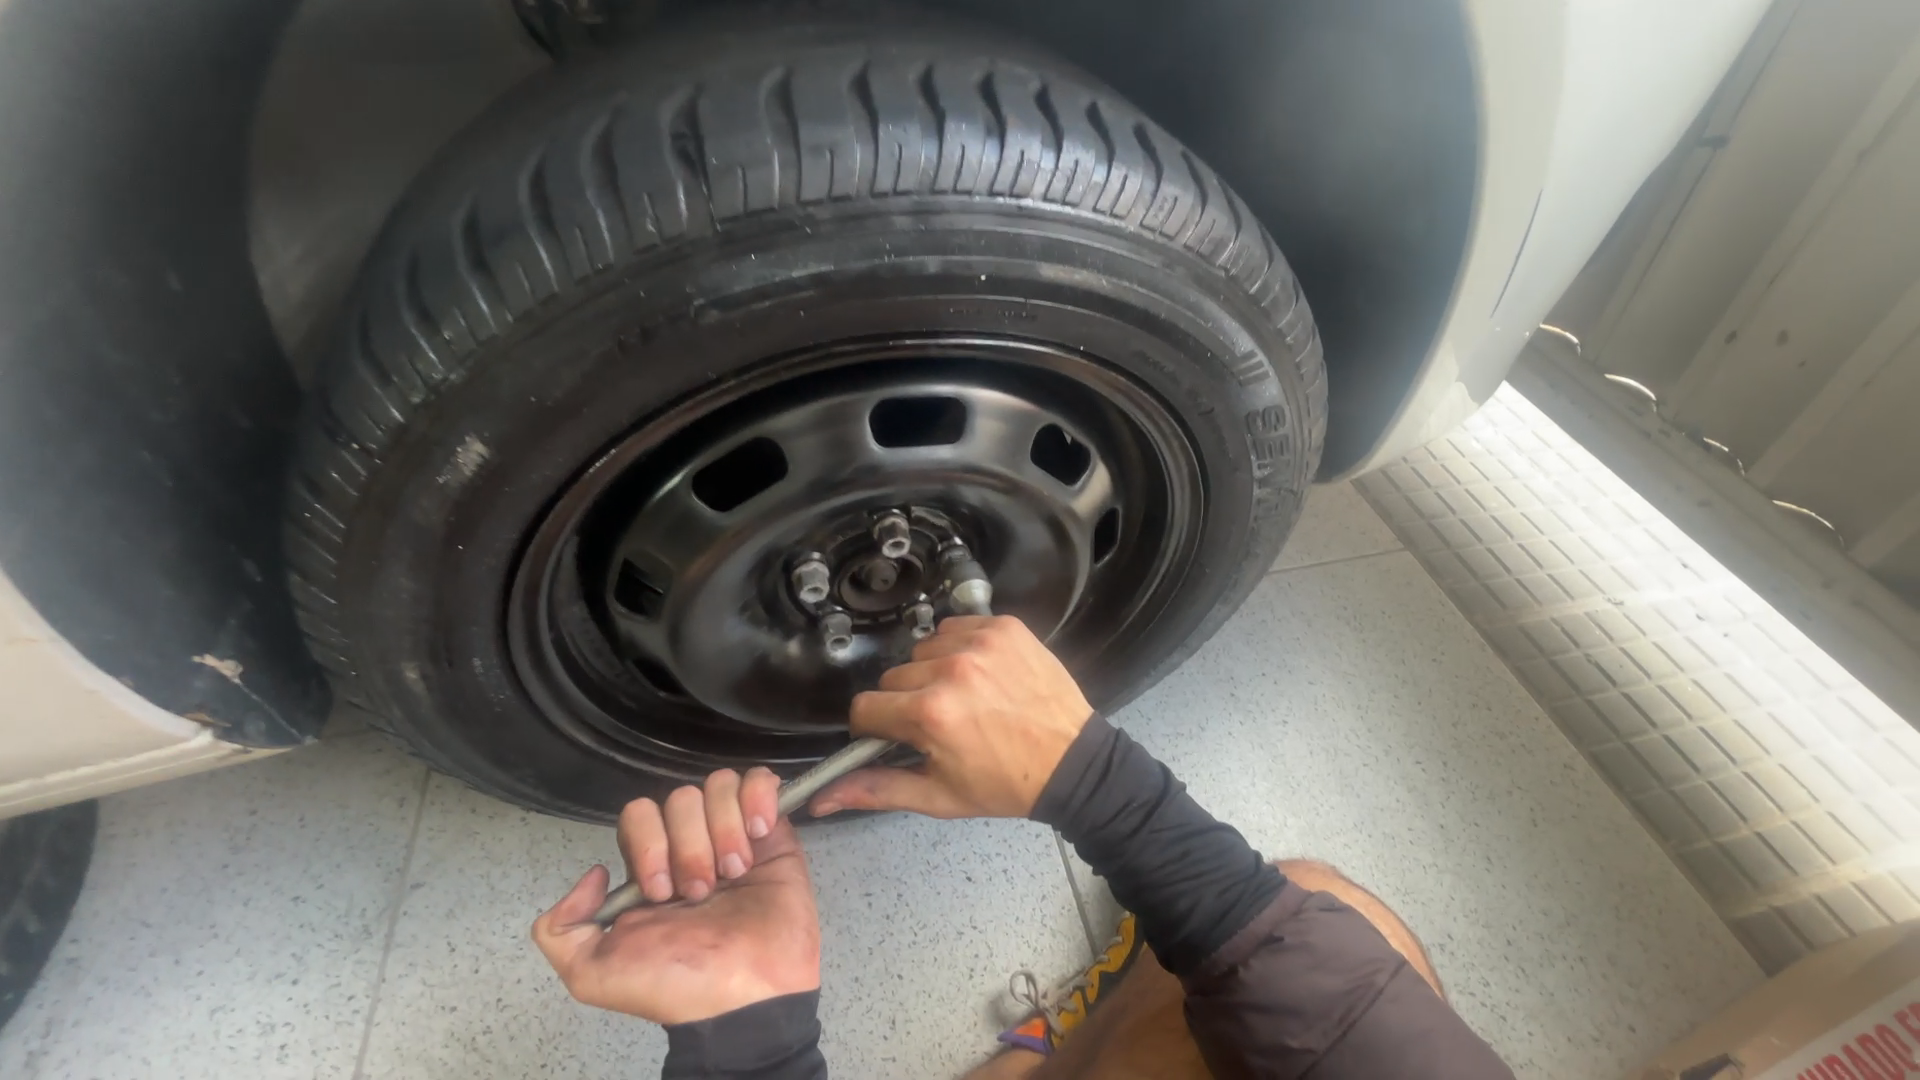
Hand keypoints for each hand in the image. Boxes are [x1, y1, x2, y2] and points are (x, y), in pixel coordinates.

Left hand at [531, 768, 820, 1024]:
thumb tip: (594, 873)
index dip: (649, 845)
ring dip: (725, 829)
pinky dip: (758, 796)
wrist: (746, 995)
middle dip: (691, 846)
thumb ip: (561, 929)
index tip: (663, 893)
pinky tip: (760, 832)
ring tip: (738, 872)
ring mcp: (735, 833)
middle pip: (681, 798)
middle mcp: (692, 843)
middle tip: (703, 891)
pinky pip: (761, 780)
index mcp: (653, 866)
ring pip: (720, 785)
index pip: (639, 814)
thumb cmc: (677, 982)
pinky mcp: (773, 831)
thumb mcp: (594, 974)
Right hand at [810, 615, 1092, 818]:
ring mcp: (980, 642)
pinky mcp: (1003, 626)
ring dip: (933, 672)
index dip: (875, 726)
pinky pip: (956, 627)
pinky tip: (981, 674)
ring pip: (923, 651)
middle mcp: (952, 670)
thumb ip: (876, 789)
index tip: (895, 735)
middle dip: (907, 701)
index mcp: (931, 713)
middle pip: (894, 677)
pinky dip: (960, 648)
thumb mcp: (939, 795)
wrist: (1072, 762)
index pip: (865, 707)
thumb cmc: (1005, 783)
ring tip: (964, 697)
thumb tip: (821, 798)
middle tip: (940, 722)